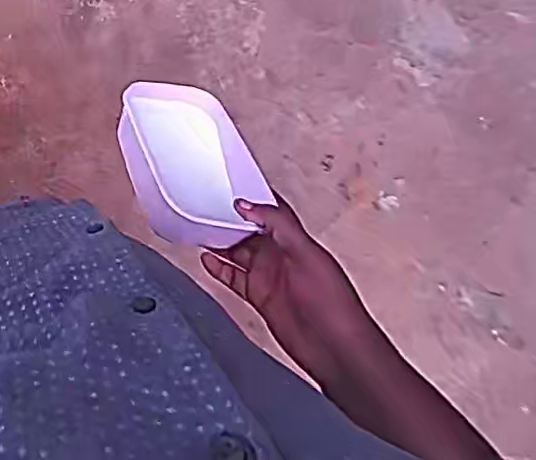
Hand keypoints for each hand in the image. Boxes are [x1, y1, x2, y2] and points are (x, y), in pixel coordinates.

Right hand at [204, 197, 500, 459]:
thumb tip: (247, 204)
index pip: (270, 210)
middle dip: (225, 216)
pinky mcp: (259, 296)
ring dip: (216, 239)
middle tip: (201, 202)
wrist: (340, 354)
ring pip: (235, 250)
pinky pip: (232, 276)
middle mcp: (280, 256)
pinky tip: (205, 259)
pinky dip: (217, 267)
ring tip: (195, 226)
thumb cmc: (336, 307)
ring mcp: (268, 276)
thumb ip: (278, 226)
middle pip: (246, 229)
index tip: (228, 181)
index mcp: (294, 242)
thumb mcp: (308, 257)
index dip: (251, 196)